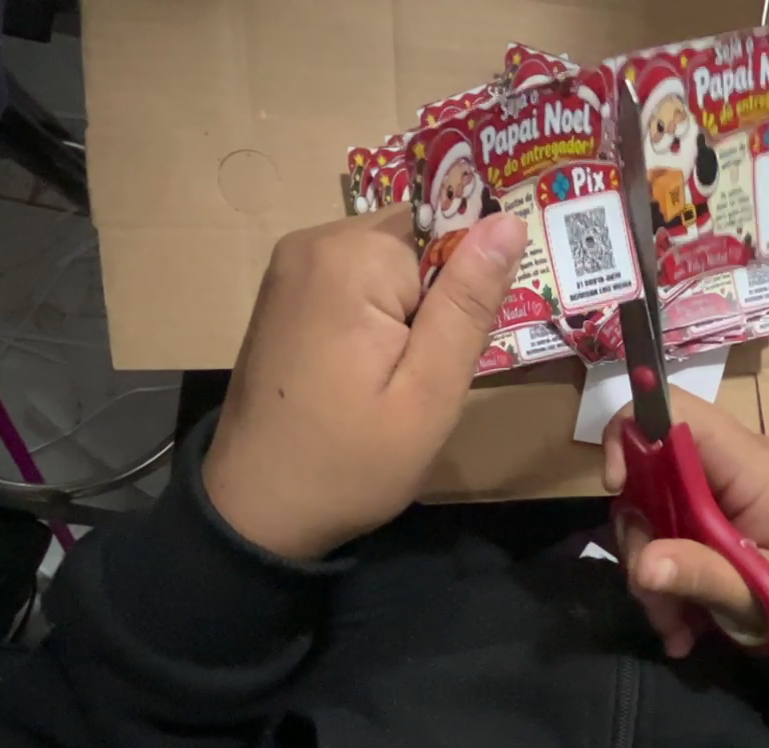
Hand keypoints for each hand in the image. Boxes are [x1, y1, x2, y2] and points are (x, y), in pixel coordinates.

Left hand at [202, 209, 528, 558]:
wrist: (258, 507)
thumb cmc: (352, 462)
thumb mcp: (429, 394)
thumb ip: (469, 305)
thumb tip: (510, 218)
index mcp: (352, 258)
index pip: (448, 235)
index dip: (464, 294)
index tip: (452, 352)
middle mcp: (313, 241)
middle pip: (416, 243)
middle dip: (436, 302)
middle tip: (425, 374)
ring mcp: (291, 266)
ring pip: (389, 264)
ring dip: (409, 314)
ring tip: (393, 378)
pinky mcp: (284, 293)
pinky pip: (357, 280)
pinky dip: (378, 318)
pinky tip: (367, 370)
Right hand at [604, 392, 768, 655]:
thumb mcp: (766, 593)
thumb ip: (702, 576)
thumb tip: (640, 565)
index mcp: (746, 465)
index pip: (674, 411)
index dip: (630, 434)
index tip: (617, 489)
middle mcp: (729, 469)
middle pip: (651, 477)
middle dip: (641, 541)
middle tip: (656, 600)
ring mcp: (724, 495)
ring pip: (657, 516)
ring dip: (656, 574)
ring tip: (677, 629)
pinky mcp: (723, 521)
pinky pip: (678, 537)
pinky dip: (674, 581)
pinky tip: (686, 628)